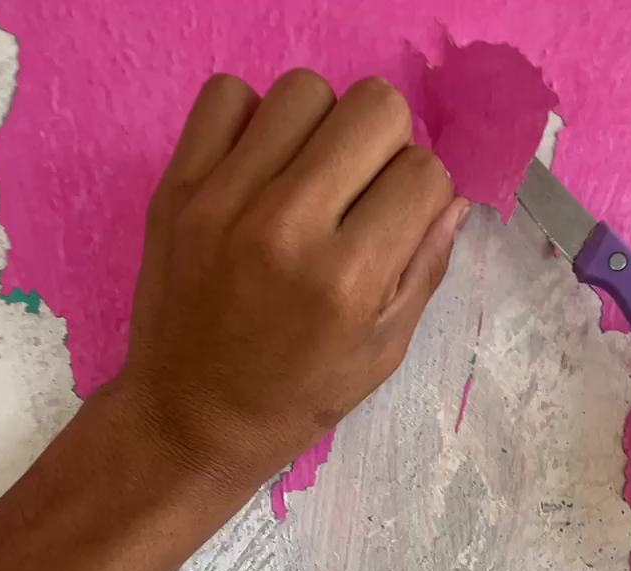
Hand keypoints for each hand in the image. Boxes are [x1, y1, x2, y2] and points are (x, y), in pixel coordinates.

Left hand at [110, 71, 467, 494]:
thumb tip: (453, 199)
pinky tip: (258, 170)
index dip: (424, 195)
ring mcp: (224, 199)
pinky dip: (253, 122)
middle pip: (375, 108)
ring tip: (309, 181)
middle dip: (386, 147)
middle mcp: (289, 226)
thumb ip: (423, 271)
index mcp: (348, 280)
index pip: (424, 173)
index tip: (399, 223)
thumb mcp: (380, 356)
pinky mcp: (177, 188)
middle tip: (361, 195)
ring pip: (305, 90)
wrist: (192, 420)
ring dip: (323, 129)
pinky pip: (227, 95)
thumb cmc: (295, 401)